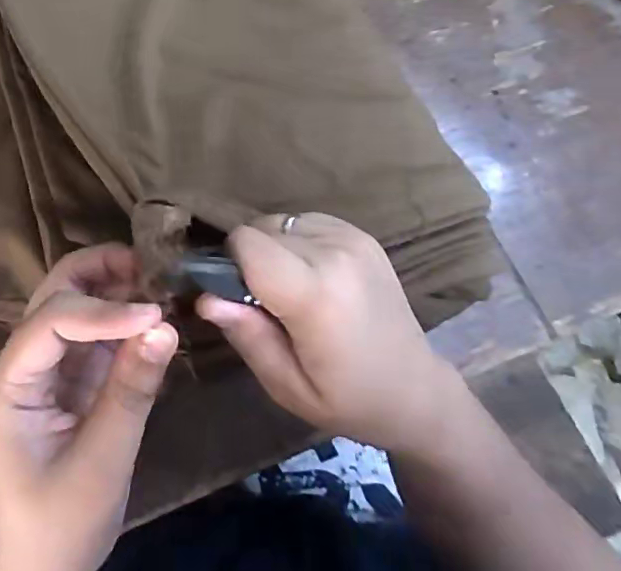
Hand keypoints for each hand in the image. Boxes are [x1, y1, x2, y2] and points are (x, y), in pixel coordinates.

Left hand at [0, 244, 178, 570]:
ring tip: (162, 286)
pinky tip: (158, 314)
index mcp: (13, 379)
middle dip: (104, 269)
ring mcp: (51, 361)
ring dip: (119, 283)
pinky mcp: (77, 372)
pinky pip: (101, 327)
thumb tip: (165, 326)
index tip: (154, 313)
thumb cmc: (61, 521)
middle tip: (154, 268)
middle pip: (60, 289)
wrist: (46, 564)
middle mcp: (26, 357)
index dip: (103, 310)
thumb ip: (131, 391)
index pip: (53, 320)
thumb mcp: (101, 462)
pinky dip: (129, 313)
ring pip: (80, 297)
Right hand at [196, 213, 462, 454]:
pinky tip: (313, 274)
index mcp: (315, 294)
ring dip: (274, 247)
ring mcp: (352, 237)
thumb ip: (247, 336)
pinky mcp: (361, 233)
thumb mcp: (288, 386)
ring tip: (293, 288)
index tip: (236, 295)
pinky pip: (306, 221)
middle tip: (266, 300)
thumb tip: (205, 297)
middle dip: (250, 257)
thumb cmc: (347, 399)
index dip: (229, 263)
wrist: (415, 388)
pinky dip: (297, 241)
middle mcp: (335, 253)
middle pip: (260, 227)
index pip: (247, 242)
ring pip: (280, 221)